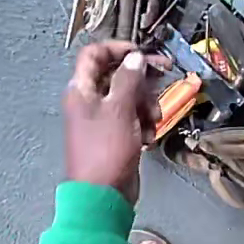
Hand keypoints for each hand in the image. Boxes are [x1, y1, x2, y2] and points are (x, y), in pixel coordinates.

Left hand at [63, 39, 160, 203]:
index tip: (141, 52)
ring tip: (152, 120)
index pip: (94, 54)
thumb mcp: (120, 109)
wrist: (102, 195)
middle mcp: (88, 102)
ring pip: (129, 98)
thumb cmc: (104, 152)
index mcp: (81, 90)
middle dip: (141, 80)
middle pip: (117, 76)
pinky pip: (132, 120)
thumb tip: (135, 58)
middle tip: (162, 76)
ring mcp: (102, 121)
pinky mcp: (115, 137)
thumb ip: (129, 79)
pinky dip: (143, 125)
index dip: (118, 48)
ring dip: (146, 105)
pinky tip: (147, 137)